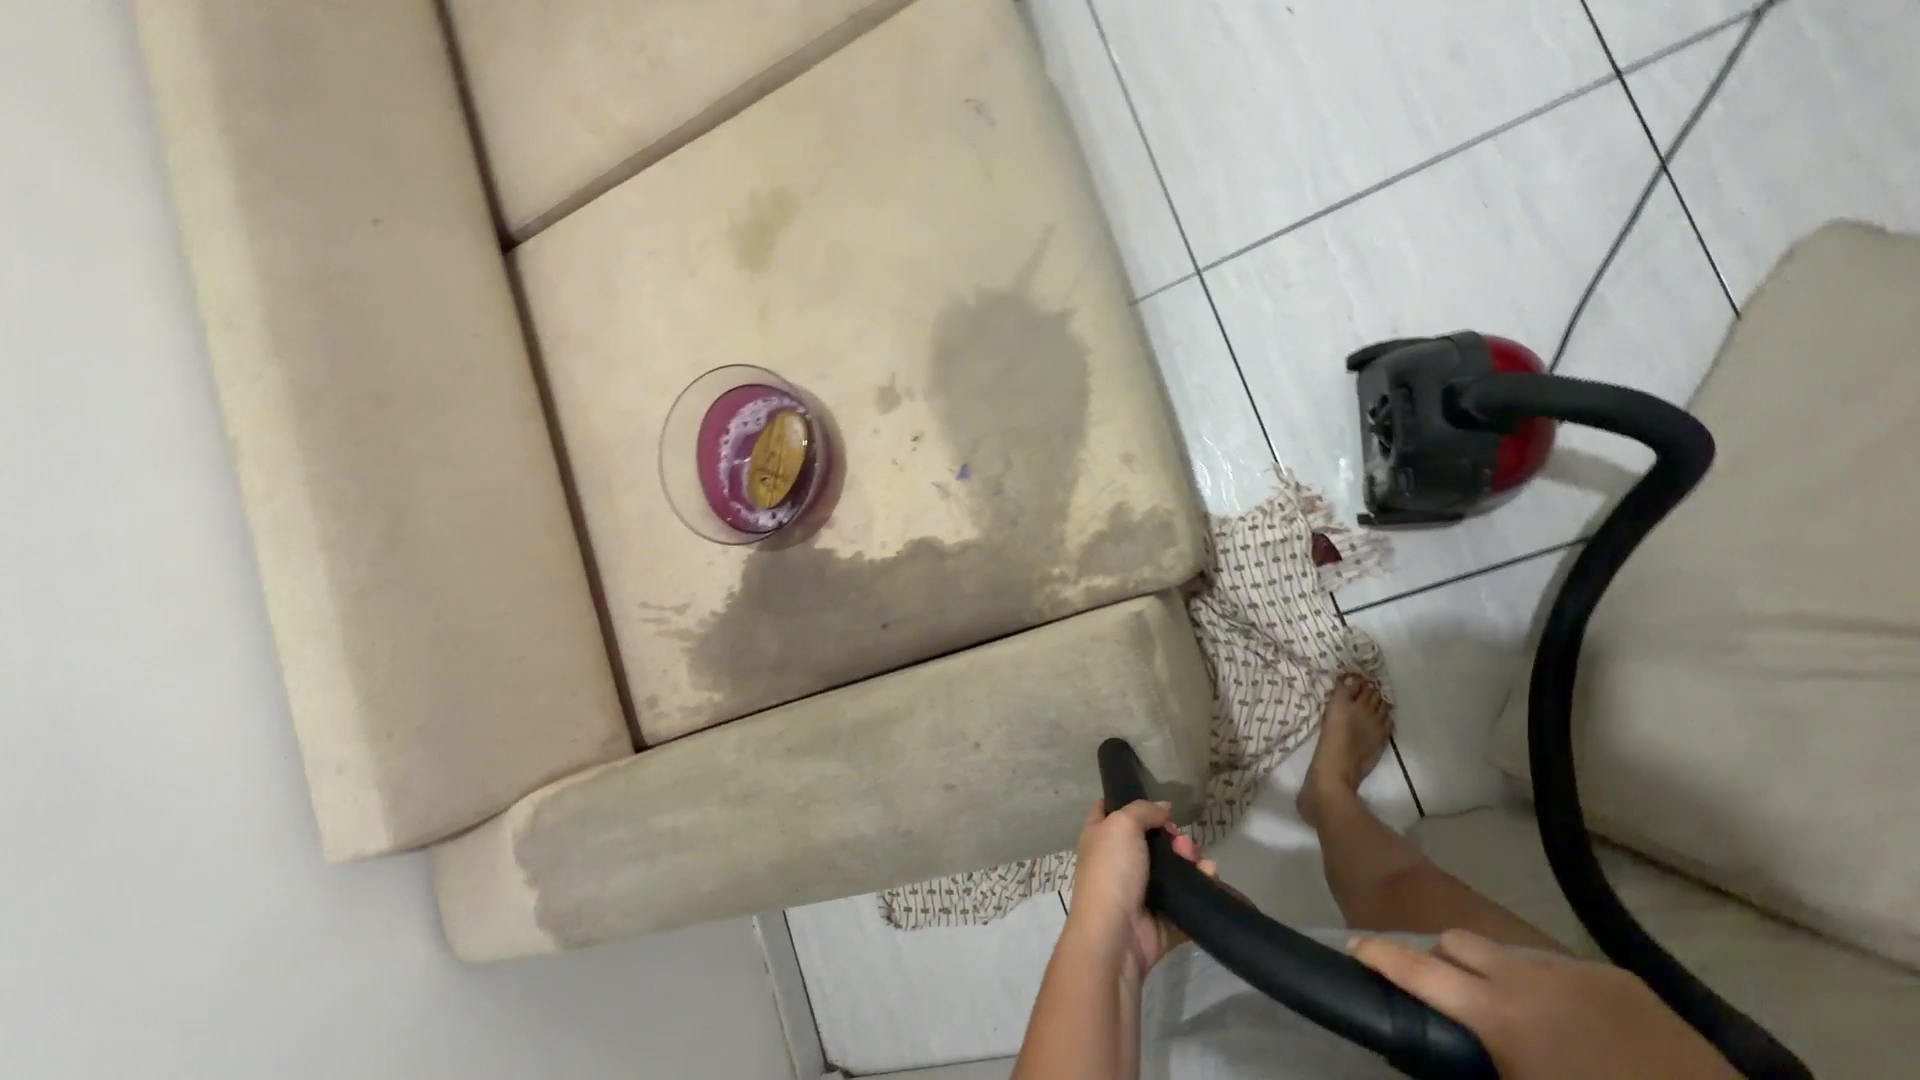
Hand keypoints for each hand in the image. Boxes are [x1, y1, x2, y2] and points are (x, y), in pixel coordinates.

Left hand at [1064, 800, 1215, 984]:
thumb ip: (1143, 810)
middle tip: (1181, 842)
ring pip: (1175, 865)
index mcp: (1100, 838)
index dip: (1131, 804)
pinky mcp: (1164, 914)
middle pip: (1154, 838)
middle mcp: (1119, 861)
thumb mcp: (1121, 824)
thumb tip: (1163, 808)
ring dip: (1191, 858)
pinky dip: (1202, 883)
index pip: (1110, 811)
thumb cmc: (1112, 871)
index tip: (1154, 804)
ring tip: (1195, 861)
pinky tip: (1209, 875)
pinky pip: (1189, 893)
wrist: (1117, 934)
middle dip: (1174, 836)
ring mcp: (1142, 889)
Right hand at [1353, 930, 1737, 1079]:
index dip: (1379, 956)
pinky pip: (1560, 968)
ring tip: (1506, 1012)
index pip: (1419, 971)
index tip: (1353, 945)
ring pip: (1510, 952)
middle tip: (1436, 993)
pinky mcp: (1621, 979)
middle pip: (1458, 942)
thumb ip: (1474, 1066)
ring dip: (1492, 972)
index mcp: (1499, 1015)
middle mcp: (1529, 979)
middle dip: (1436, 959)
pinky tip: (1570, 1026)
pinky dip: (1544, 986)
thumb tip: (1443, 1058)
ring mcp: (1578, 973)